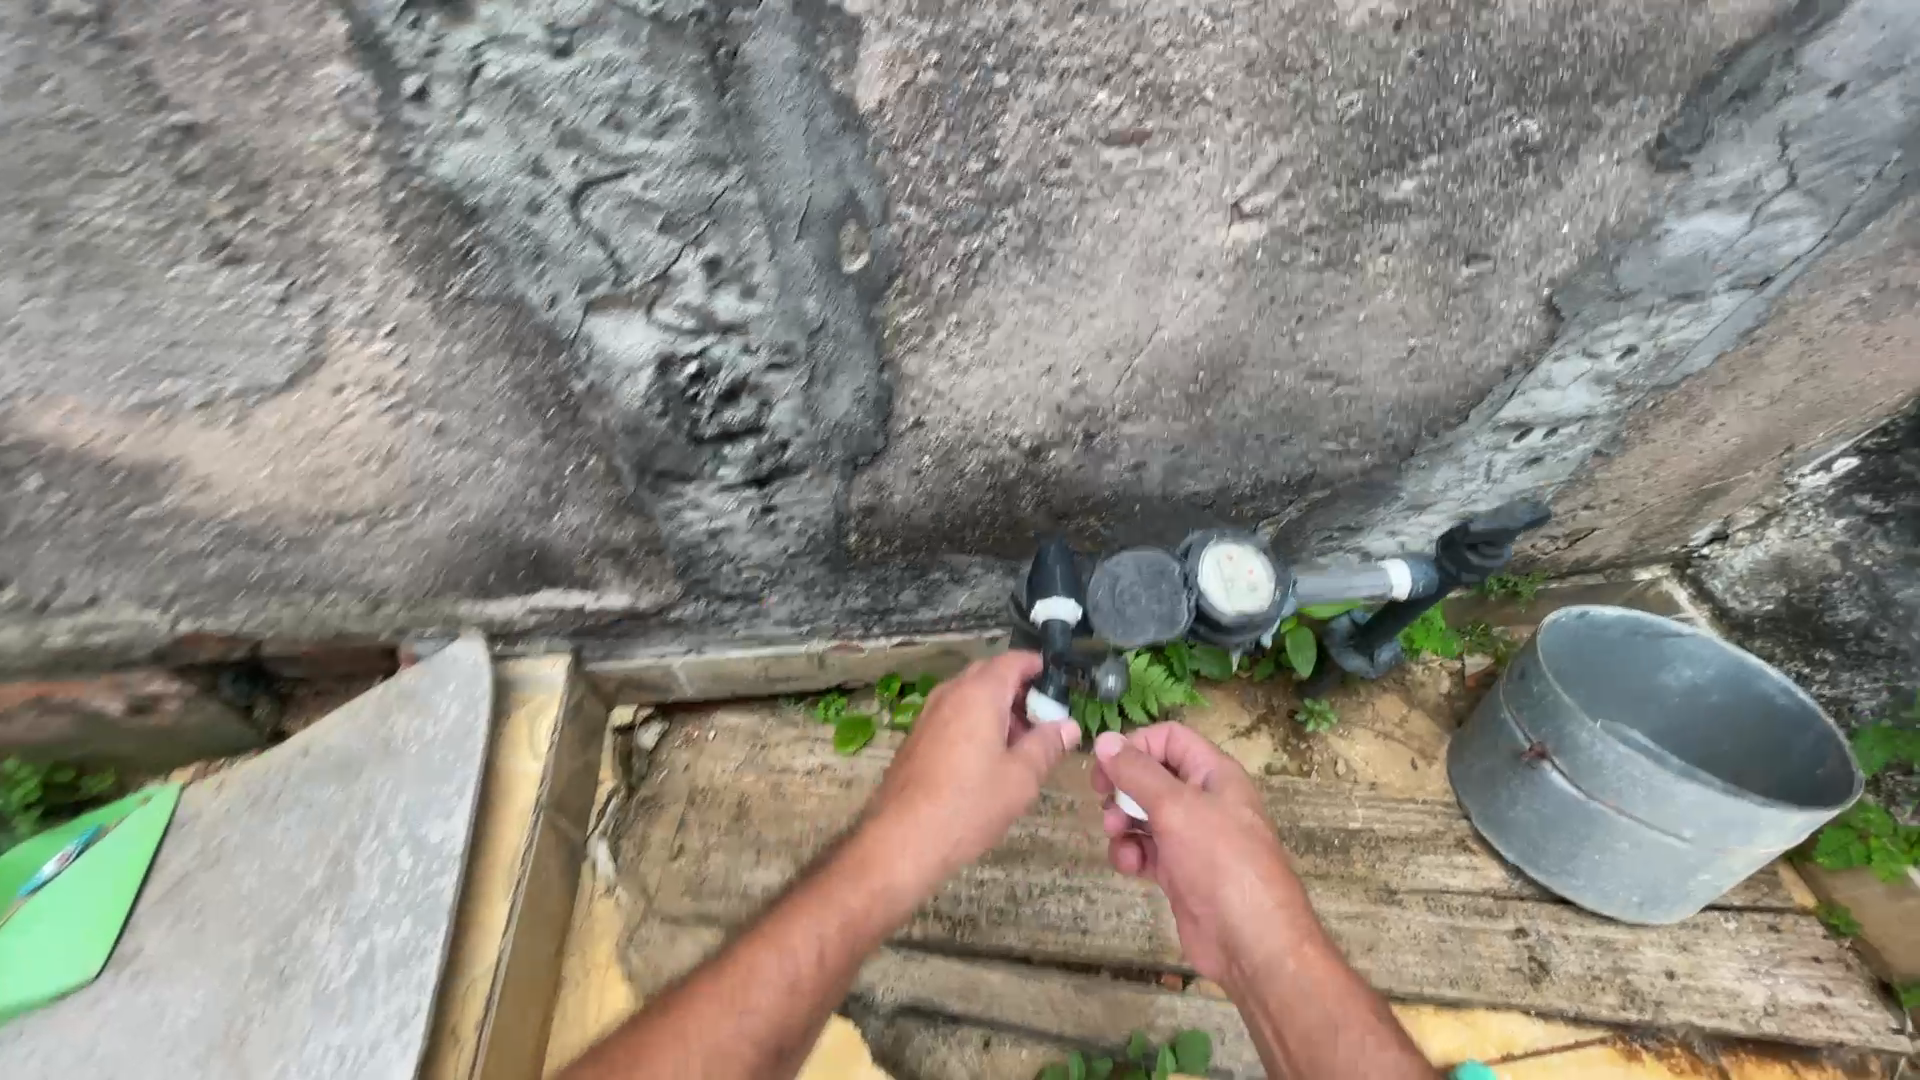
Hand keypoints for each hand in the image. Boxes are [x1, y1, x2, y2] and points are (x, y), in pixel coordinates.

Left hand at [862, 651, 1080, 884]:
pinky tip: (986, 759)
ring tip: (1019, 744)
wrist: (902, 839)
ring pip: (969, 695)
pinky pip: (953, 714)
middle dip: (1018, 690)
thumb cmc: (968, 805)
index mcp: (979, 694)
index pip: (1012, 661)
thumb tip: (1068, 725)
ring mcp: (929, 714)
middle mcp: (950, 694)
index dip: (1037, 666)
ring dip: (996, 708)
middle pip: (989, 675)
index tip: (1057, 682)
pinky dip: (974, 721)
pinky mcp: (917, 737)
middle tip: (1042, 719)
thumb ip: (1047, 745)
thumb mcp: (1021, 778)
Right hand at [1092, 723, 1305, 988]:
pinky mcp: (1180, 871)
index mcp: (1214, 774)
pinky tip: (1130, 866)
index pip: (1169, 738)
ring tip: (1116, 835)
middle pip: (1152, 775)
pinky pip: (1146, 849)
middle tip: (1101, 798)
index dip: (1137, 744)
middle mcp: (1204, 800)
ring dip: (1122, 821)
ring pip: (1144, 814)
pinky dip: (1132, 853)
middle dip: (1123, 786)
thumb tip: (1104, 740)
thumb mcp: (1175, 806)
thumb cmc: (1220, 861)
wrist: (1251, 943)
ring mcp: (1192, 838)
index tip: (1107, 763)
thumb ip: (1136, 771)